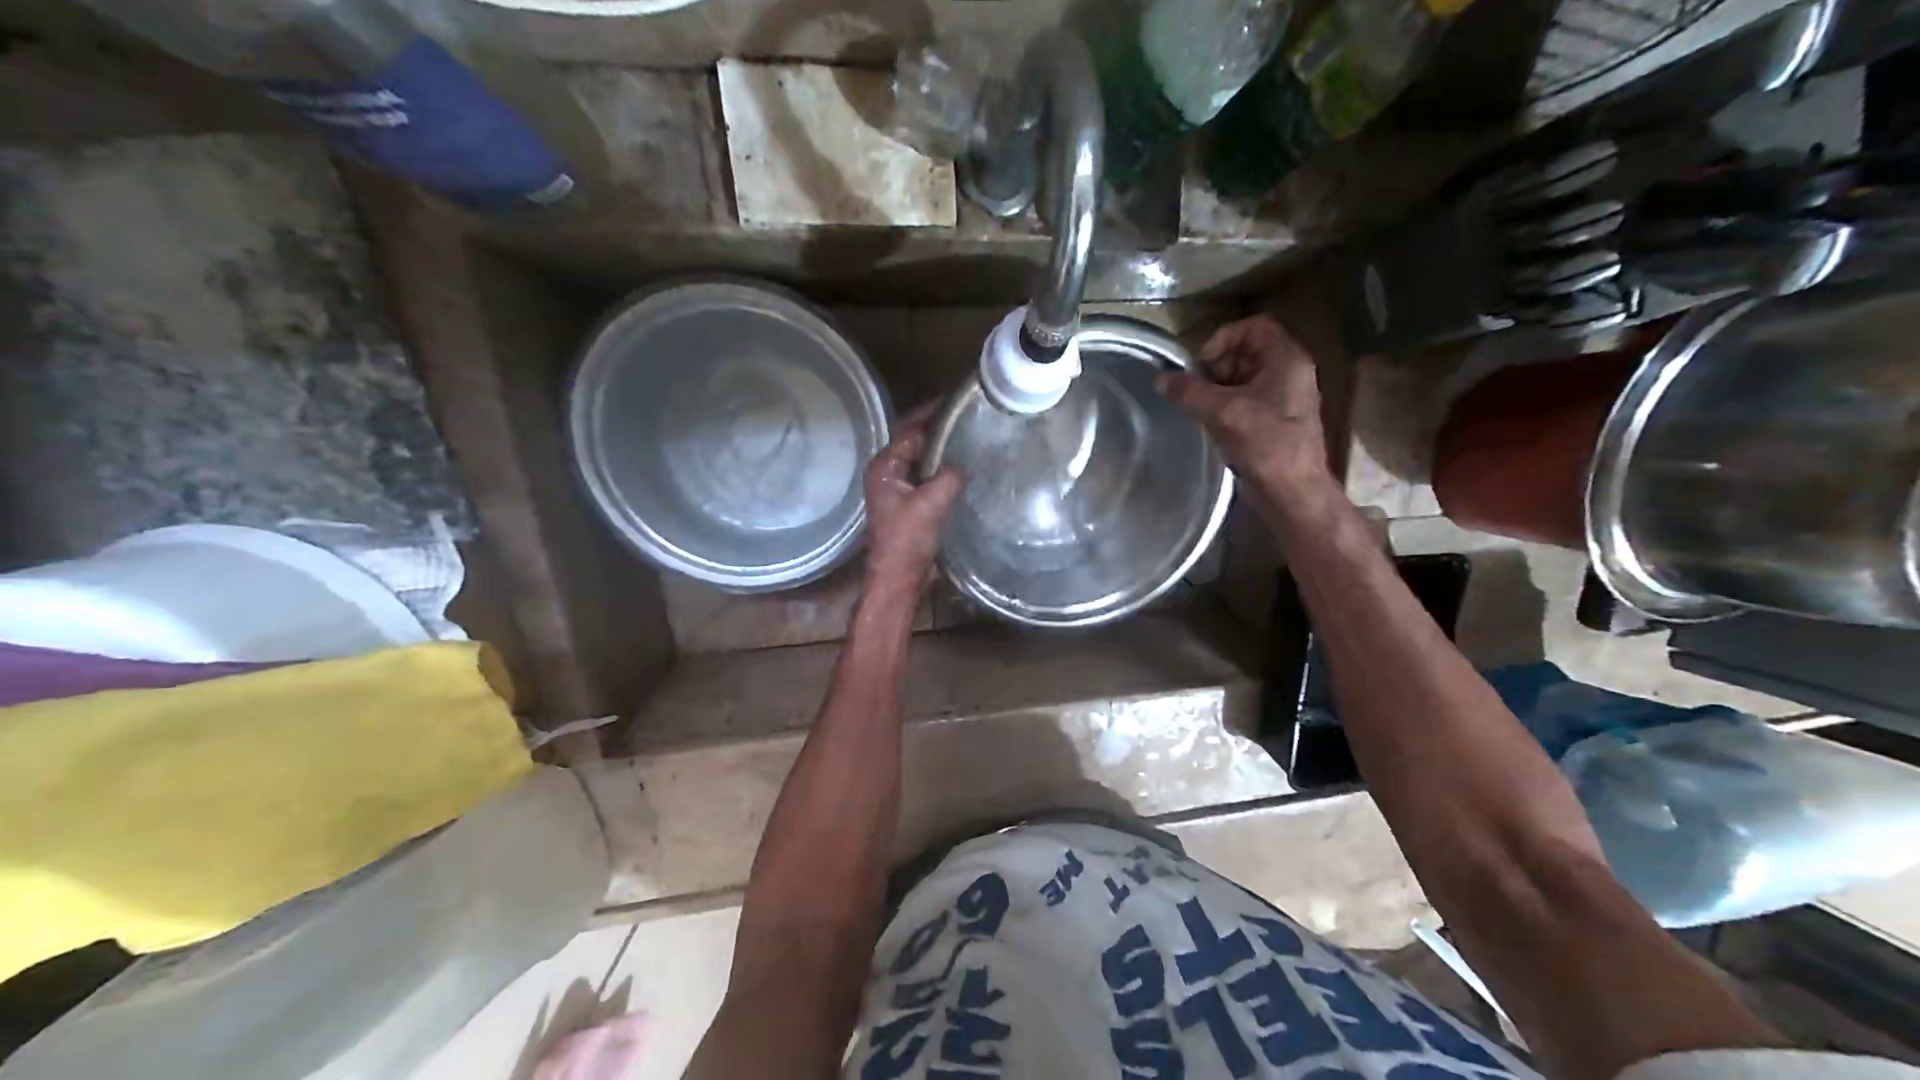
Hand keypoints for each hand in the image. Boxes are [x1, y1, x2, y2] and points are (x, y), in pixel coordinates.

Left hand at [864, 403, 963, 591]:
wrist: (897, 579)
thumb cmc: (907, 541)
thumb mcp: (932, 503)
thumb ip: (949, 476)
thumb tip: (960, 466)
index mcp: (884, 467)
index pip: (908, 429)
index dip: (931, 414)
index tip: (955, 402)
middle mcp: (886, 474)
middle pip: (912, 442)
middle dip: (937, 429)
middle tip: (966, 418)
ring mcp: (895, 491)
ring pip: (920, 460)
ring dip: (940, 450)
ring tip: (967, 439)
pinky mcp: (907, 505)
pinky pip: (925, 478)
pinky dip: (941, 470)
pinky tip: (961, 470)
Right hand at [1158, 314, 1333, 498]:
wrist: (1292, 492)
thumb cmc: (1265, 445)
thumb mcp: (1222, 412)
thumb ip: (1188, 392)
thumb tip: (1160, 379)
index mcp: (1287, 359)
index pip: (1254, 326)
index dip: (1223, 338)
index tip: (1201, 365)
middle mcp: (1290, 372)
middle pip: (1247, 351)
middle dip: (1216, 366)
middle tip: (1196, 388)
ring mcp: (1284, 397)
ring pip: (1244, 377)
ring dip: (1217, 388)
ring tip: (1199, 408)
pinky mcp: (1275, 420)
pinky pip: (1246, 399)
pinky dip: (1225, 405)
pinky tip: (1211, 424)